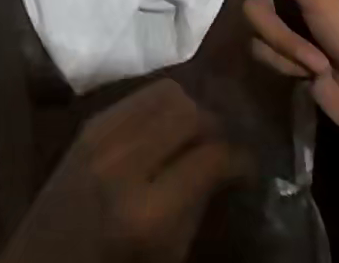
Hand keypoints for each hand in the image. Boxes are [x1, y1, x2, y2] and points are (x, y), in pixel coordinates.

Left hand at [0, 79, 245, 262]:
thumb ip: (198, 207)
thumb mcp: (166, 257)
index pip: (211, 158)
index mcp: (147, 211)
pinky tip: (167, 127)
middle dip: (216, 126)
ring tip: (198, 133)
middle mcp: (124, 161)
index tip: (249, 166)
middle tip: (225, 145)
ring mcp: (101, 136)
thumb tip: (227, 168)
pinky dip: (161, 105)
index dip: (240, 159)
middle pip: (190, 112)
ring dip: (190, 109)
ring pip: (167, 92)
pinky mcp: (88, 124)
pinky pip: (138, 95)